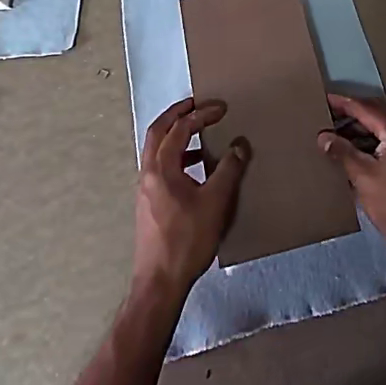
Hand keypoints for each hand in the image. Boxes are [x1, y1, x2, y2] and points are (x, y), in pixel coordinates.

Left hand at [133, 98, 248, 295]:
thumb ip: (229, 169)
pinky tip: (196, 168)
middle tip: (197, 103)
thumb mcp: (216, 201)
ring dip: (177, 135)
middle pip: (158, 132)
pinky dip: (178, 155)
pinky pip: (161, 167)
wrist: (161, 280)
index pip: (179, 129)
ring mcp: (145, 189)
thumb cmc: (188, 239)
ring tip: (200, 132)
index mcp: (161, 169)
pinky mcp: (150, 203)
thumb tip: (239, 145)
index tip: (220, 108)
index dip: (200, 114)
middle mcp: (148, 174)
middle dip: (178, 114)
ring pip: (157, 150)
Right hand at [319, 94, 385, 258]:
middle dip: (350, 114)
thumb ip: (342, 152)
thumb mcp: (362, 175)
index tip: (324, 99)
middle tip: (326, 115)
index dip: (344, 103)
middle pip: (373, 115)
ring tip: (331, 134)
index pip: (366, 109)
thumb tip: (323, 136)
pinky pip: (380, 143)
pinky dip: (364, 143)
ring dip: (356, 130)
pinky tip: (347, 152)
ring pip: (377, 130)